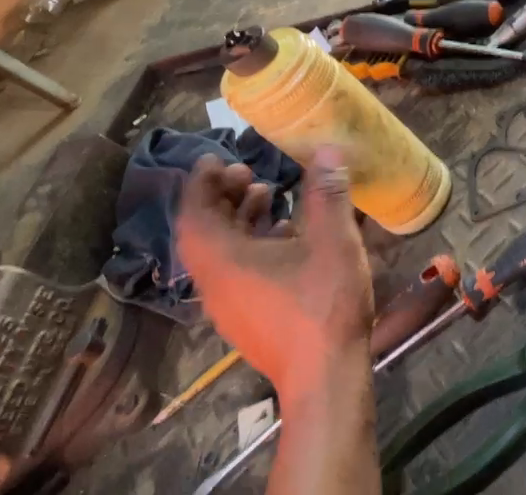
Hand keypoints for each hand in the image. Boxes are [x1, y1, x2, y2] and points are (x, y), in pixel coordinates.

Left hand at [177, 145, 375, 402]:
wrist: (323, 375)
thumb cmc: (322, 302)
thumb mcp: (331, 240)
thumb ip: (326, 193)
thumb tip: (325, 150)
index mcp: (224, 262)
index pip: (194, 214)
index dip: (201, 183)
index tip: (217, 158)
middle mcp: (216, 284)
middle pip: (205, 233)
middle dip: (222, 198)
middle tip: (248, 172)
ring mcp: (230, 306)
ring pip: (222, 254)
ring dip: (239, 220)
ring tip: (269, 195)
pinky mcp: (248, 319)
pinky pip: (237, 271)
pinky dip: (252, 244)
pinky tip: (286, 236)